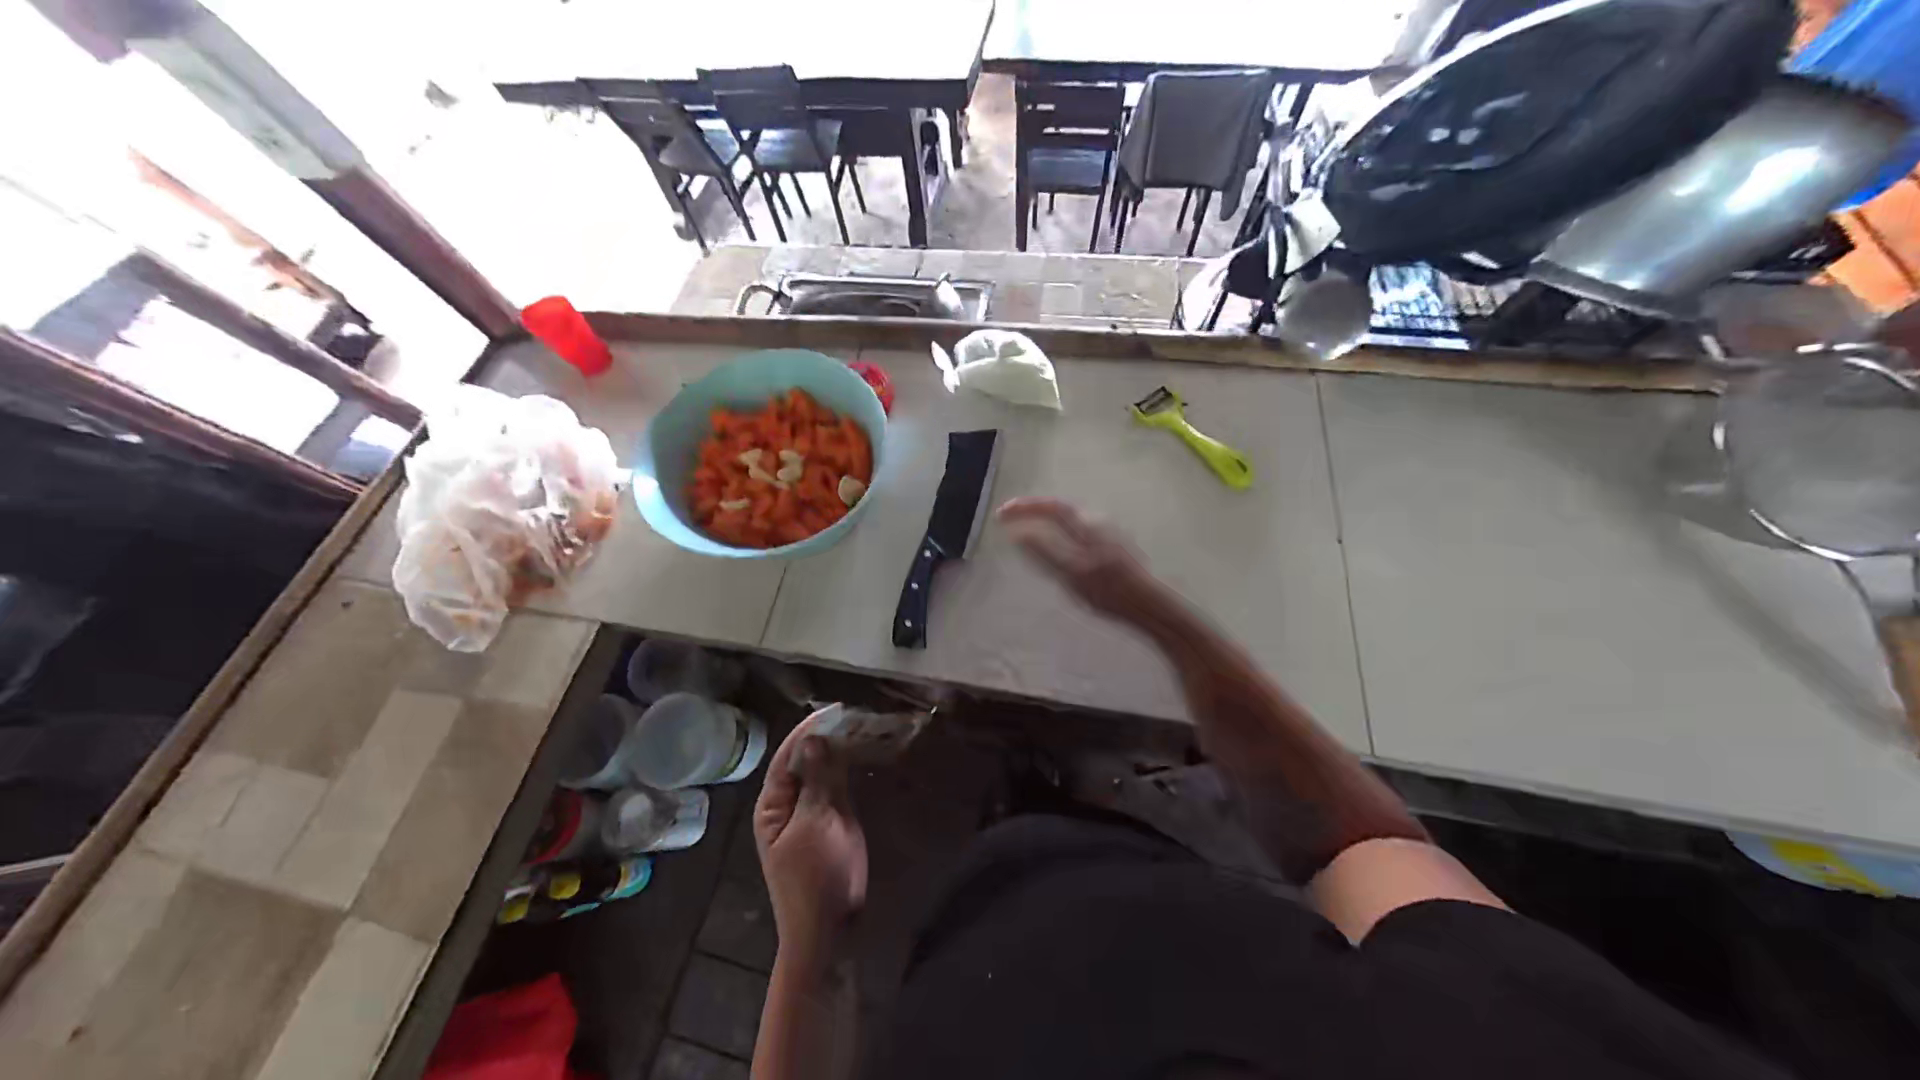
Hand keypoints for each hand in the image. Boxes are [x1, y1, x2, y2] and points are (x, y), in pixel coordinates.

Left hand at [754, 712, 866, 971]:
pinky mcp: (829, 825)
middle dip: (826, 737)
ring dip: (838, 751)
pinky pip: (835, 788)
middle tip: (857, 715)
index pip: (789, 755)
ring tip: (862, 727)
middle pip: (804, 761)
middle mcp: (787, 804)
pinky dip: (847, 770)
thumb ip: (818, 780)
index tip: (836, 709)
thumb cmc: (815, 878)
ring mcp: (809, 815)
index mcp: (773, 804)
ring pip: (822, 773)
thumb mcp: (817, 824)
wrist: (827, 932)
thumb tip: (814, 738)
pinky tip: (862, 756)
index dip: (810, 729)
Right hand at [998, 497, 1174, 627]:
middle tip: (1011, 520)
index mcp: (1088, 524)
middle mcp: (1099, 523)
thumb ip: (1044, 551)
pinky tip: (1058, 550)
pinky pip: (1079, 534)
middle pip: (1061, 510)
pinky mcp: (1114, 551)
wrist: (1151, 607)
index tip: (1001, 513)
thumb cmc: (1110, 591)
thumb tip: (1017, 533)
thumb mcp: (1071, 572)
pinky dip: (1059, 534)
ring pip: (1071, 522)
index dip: (1025, 508)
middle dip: (1035, 511)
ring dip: (1047, 522)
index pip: (1051, 507)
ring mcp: (1109, 536)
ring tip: (1028, 531)